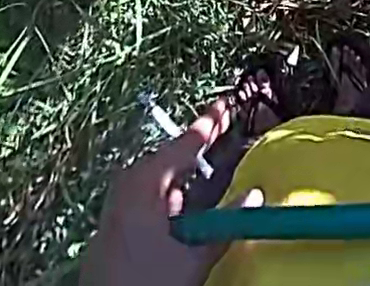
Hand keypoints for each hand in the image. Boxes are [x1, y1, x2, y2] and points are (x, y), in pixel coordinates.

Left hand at [80, 98, 256, 285]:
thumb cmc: (146, 283)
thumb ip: (226, 224)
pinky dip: (170, 195)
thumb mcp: (192, 258)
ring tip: (209, 160)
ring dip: (185, 173)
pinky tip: (184, 203)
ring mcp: (118, 205)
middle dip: (199, 146)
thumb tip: (256, 195)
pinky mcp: (113, 227)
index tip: (225, 103)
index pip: (186, 142)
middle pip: (172, 157)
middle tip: (223, 128)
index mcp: (146, 180)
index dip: (210, 123)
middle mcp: (129, 184)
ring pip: (160, 180)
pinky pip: (148, 198)